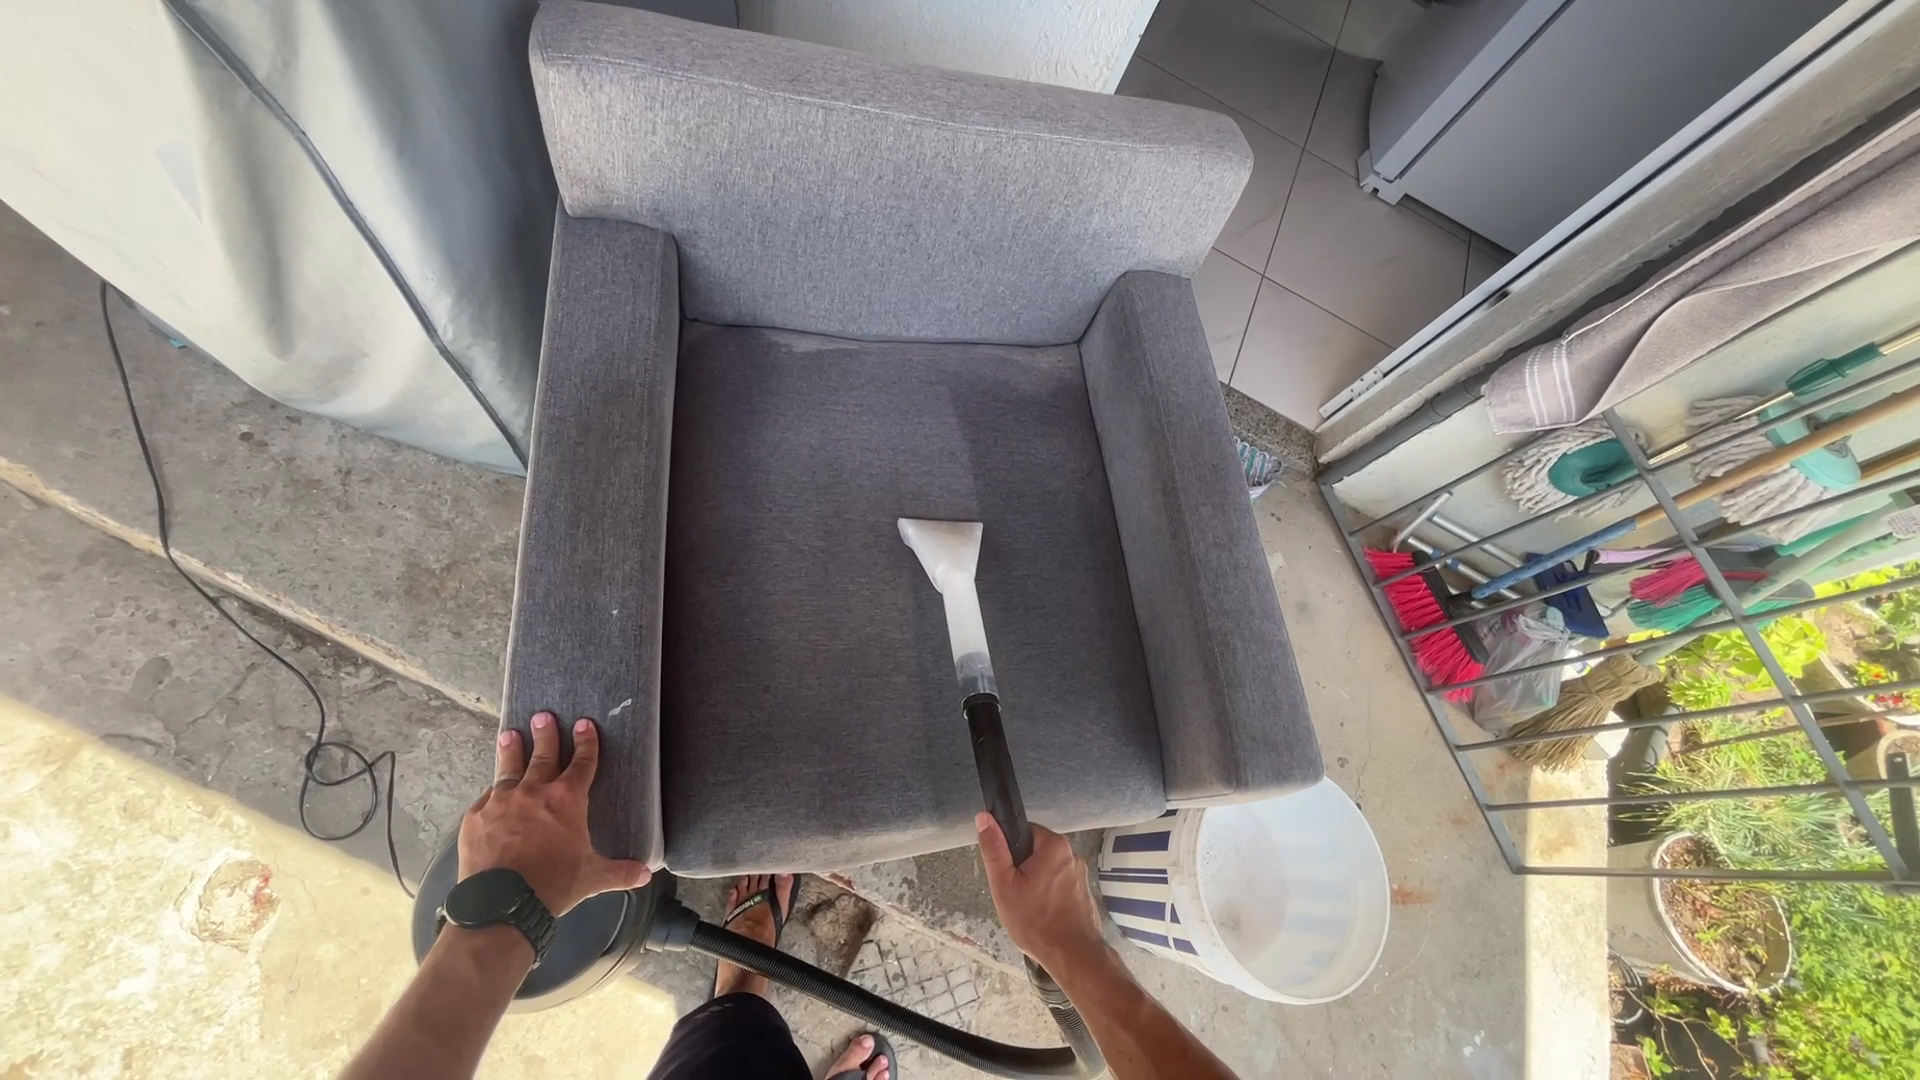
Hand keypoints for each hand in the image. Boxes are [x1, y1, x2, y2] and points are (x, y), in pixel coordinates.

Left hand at [458, 712, 650, 914]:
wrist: (501, 905)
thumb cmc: (553, 885)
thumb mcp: (593, 877)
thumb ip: (620, 871)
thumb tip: (646, 874)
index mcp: (567, 799)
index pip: (582, 762)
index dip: (586, 742)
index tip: (584, 724)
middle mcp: (534, 792)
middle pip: (542, 756)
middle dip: (545, 734)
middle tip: (543, 716)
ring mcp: (501, 802)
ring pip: (508, 769)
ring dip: (511, 750)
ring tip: (509, 734)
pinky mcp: (475, 818)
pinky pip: (486, 799)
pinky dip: (492, 794)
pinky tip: (491, 792)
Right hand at [975, 813, 1108, 972]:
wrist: (1073, 957)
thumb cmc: (1035, 921)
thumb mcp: (1004, 884)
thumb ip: (993, 848)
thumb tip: (984, 818)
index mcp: (1053, 845)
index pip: (1024, 831)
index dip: (1010, 851)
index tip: (1007, 873)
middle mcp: (1071, 854)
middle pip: (1036, 852)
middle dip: (1022, 871)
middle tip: (1014, 894)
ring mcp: (1080, 875)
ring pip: (1047, 871)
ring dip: (1035, 884)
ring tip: (1028, 909)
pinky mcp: (1084, 893)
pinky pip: (1058, 885)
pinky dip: (1048, 896)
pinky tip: (1042, 916)